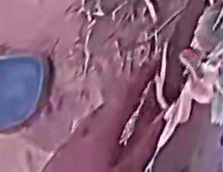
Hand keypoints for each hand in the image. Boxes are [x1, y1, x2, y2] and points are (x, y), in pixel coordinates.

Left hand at [44, 0, 203, 171]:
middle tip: (149, 90)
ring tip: (131, 117)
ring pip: (98, 119)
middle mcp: (84, 130)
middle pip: (112, 104)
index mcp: (102, 128)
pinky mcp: (60, 157)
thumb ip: (145, 143)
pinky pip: (86, 133)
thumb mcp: (126, 169)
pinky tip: (106, 143)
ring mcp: (69, 143)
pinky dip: (101, 130)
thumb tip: (162, 120)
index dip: (143, 74)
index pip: (127, 91)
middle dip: (130, 97)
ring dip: (116, 115)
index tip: (155, 61)